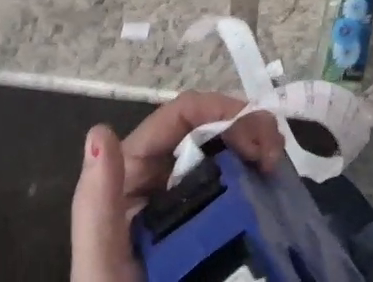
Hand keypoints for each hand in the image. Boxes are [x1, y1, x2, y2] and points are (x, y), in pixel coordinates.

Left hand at [70, 92, 285, 281]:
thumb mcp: (101, 261)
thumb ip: (97, 202)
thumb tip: (100, 132)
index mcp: (135, 169)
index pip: (181, 116)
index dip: (220, 111)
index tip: (254, 138)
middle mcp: (165, 170)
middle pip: (214, 124)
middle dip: (248, 126)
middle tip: (273, 156)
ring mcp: (192, 190)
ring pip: (232, 144)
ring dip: (259, 143)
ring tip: (276, 166)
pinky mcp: (215, 212)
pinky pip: (242, 175)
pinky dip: (262, 168)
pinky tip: (274, 180)